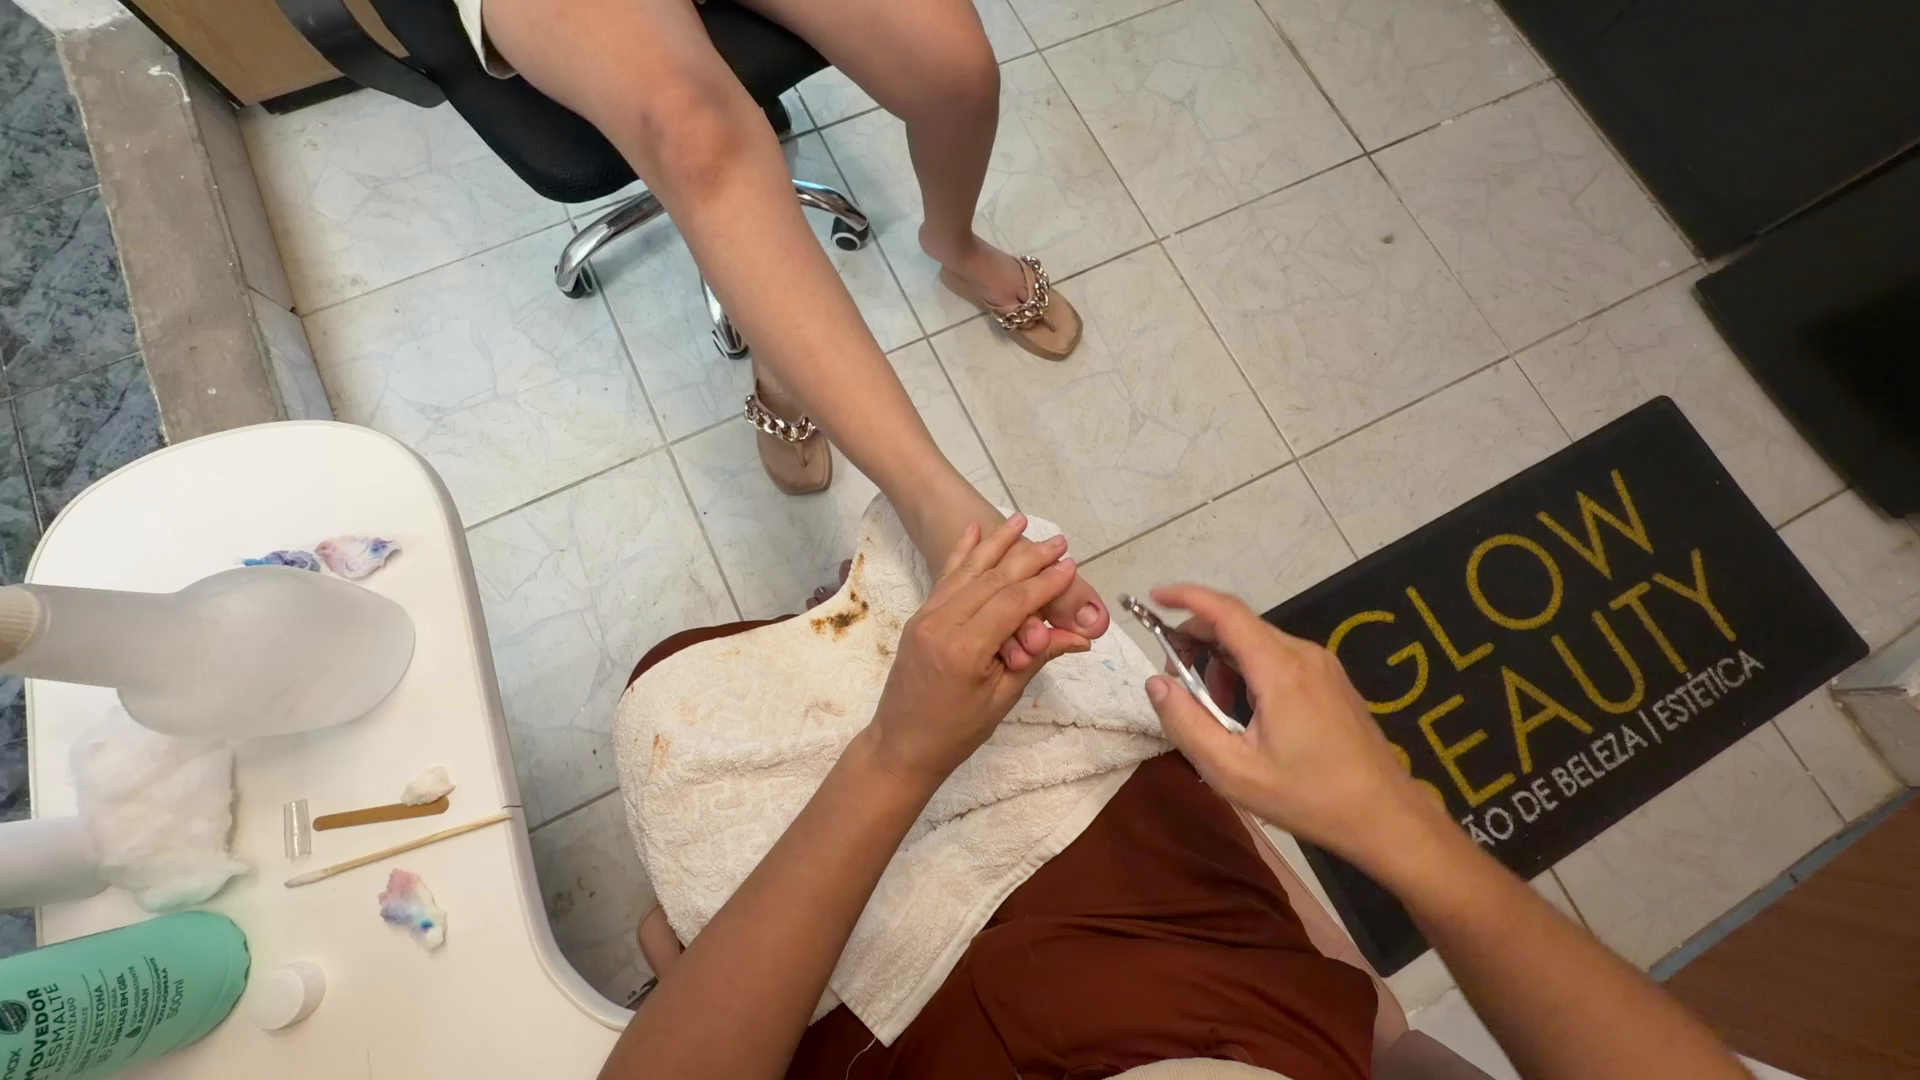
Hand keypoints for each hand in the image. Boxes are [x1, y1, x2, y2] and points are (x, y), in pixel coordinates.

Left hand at [865, 514, 1090, 788]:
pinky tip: (973, 531)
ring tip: (1020, 519)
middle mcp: (942, 623)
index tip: (1071, 565)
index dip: (1045, 583)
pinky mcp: (920, 616)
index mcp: (965, 649)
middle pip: (993, 580)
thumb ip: (1037, 657)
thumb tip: (1081, 637)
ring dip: (996, 544)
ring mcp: (926, 616)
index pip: (1013, 603)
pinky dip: (962, 553)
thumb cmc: (956, 732)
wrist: (901, 745)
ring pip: (968, 571)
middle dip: (1028, 558)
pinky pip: (945, 578)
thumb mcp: (1002, 697)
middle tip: (1059, 541)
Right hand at [1142, 585, 1450, 876]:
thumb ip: (1186, 723)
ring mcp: (1321, 665)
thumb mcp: (1232, 771)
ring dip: (1221, 664)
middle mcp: (1302, 654)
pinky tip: (1245, 716)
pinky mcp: (1330, 679)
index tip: (1153, 599)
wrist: (1387, 818)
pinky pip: (1275, 658)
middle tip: (1175, 680)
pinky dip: (1246, 673)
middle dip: (1196, 642)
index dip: (1186, 597)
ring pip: (1255, 643)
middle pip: (1237, 625)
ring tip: (1213, 712)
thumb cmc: (1308, 796)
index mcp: (1279, 670)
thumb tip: (1156, 682)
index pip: (1225, 611)